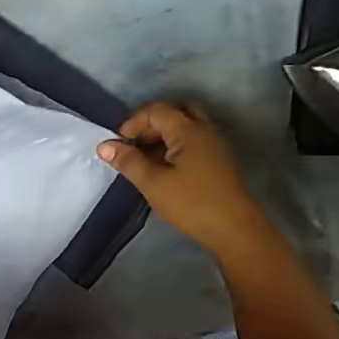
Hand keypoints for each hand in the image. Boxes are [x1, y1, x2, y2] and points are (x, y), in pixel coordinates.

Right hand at [98, 102, 271, 253]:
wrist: (233, 228)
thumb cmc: (191, 203)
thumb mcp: (153, 183)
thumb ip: (128, 161)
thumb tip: (104, 146)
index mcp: (188, 131)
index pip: (156, 110)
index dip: (133, 123)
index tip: (119, 145)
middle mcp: (205, 130)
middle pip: (175, 111)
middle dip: (151, 124)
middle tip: (135, 145)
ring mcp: (215, 144)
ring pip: (187, 125)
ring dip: (164, 135)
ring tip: (146, 159)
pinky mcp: (219, 160)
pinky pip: (195, 140)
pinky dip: (176, 145)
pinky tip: (165, 168)